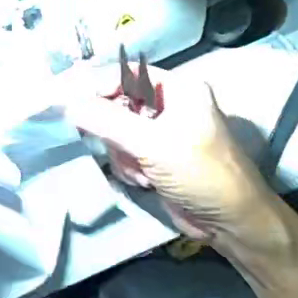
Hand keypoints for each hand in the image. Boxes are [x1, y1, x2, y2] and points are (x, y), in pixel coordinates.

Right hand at [64, 63, 297, 277]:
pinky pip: (126, 154)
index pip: (125, 75)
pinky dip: (130, 169)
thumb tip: (67, 103)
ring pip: (117, 134)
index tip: (66, 102)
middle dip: (115, 133)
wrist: (231, 222)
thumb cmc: (201, 174)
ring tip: (143, 172)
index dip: (95, 87)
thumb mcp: (153, 144)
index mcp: (178, 88)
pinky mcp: (157, 159)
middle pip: (117, 105)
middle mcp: (170, 105)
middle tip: (121, 149)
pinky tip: (146, 181)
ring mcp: (163, 133)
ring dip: (124, 156)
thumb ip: (108, 121)